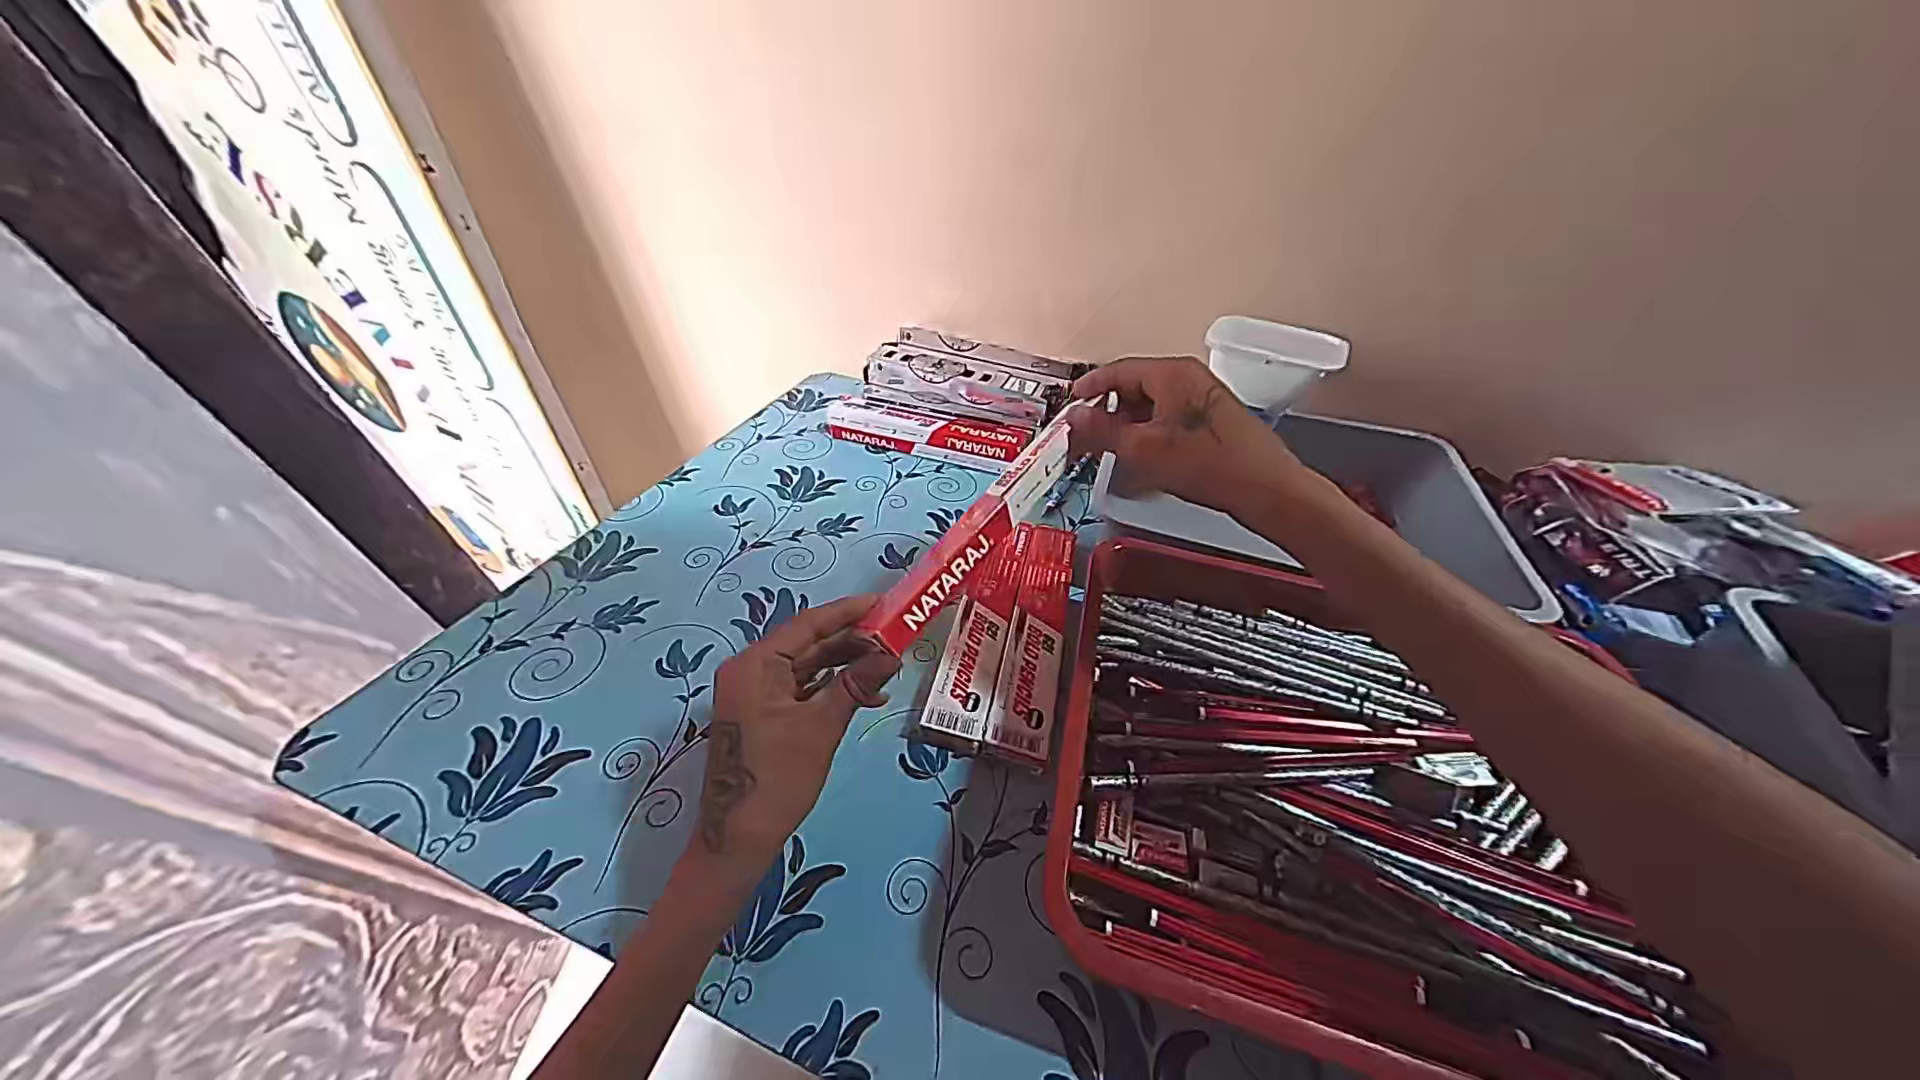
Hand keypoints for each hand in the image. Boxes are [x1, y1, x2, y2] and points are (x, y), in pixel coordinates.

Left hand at [690, 594, 900, 878]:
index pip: (807, 625)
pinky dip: (831, 689)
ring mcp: (754, 692)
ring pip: (807, 667)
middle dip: (852, 642)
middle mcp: (750, 670)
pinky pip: (801, 688)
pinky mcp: (762, 712)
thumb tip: (891, 656)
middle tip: (894, 636)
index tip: (882, 603)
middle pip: (808, 644)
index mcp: (755, 665)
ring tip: (886, 666)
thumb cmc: (778, 778)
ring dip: (845, 667)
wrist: (739, 838)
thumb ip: (856, 683)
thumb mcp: (823, 725)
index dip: (847, 612)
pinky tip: (864, 694)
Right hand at [1067, 355, 1310, 514]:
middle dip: (1106, 411)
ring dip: (1125, 425)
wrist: (1264, 488)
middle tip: (1085, 434)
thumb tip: (1075, 418)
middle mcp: (1187, 381)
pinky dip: (1146, 433)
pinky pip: (1165, 419)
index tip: (1072, 402)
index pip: (1119, 370)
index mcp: (1172, 375)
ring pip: (1149, 406)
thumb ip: (1102, 430)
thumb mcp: (1144, 448)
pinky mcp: (1208, 422)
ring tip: (1108, 450)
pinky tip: (1138, 457)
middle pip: (1133, 388)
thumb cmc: (1213, 464)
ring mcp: (1200, 401)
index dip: (1090, 387)